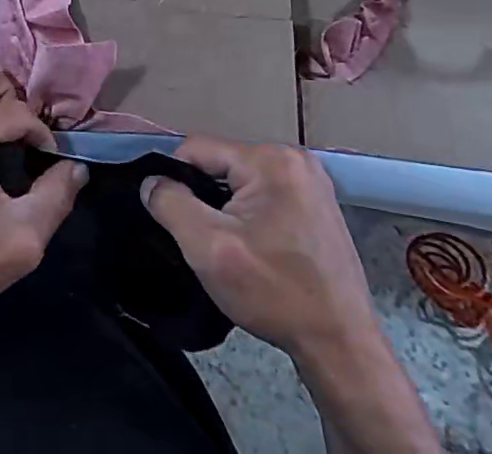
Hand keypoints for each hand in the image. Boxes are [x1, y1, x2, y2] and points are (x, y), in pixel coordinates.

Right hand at [141, 137, 375, 360]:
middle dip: (203, 195)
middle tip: (203, 238)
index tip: (173, 218)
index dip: (175, 179)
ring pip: (241, 181)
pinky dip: (249, 215)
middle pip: (221, 163)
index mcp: (270, 159)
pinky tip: (252, 247)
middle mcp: (294, 158)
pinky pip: (264, 194)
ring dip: (225, 207)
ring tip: (226, 246)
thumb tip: (151, 182)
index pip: (198, 149)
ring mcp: (310, 180)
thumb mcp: (208, 248)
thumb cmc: (274, 292)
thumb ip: (171, 205)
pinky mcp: (317, 203)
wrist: (340, 342)